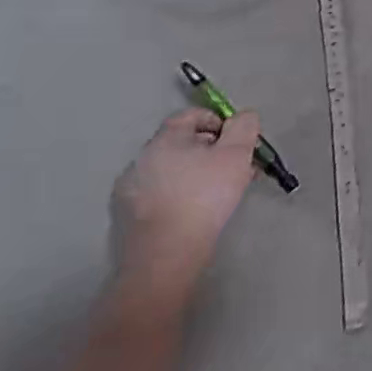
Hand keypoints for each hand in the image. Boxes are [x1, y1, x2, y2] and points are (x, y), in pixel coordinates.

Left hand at [110, 108, 260, 296]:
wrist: (166, 254)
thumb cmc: (205, 196)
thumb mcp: (237, 154)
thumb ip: (244, 127)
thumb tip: (243, 116)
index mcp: (165, 140)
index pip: (190, 116)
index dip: (217, 122)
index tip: (237, 140)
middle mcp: (142, 159)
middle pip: (182, 143)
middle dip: (211, 150)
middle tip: (235, 167)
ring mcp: (130, 189)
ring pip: (172, 169)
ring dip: (196, 172)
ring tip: (220, 190)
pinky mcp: (128, 216)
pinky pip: (160, 192)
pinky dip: (180, 193)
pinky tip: (197, 209)